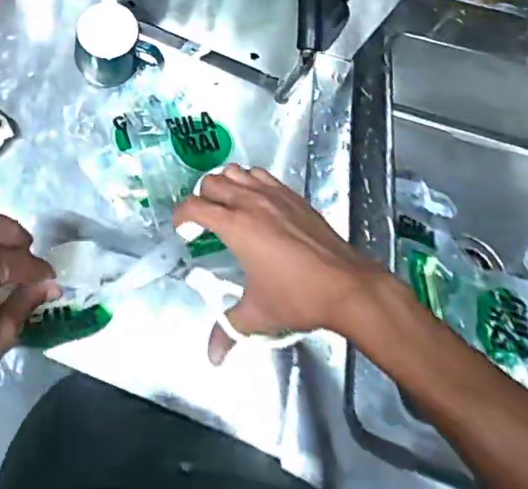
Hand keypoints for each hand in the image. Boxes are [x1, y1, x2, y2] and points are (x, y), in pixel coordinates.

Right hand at [173, 165, 385, 355]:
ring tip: (227, 205)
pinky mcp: (291, 195)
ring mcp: (272, 194)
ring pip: (236, 172)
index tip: (182, 229)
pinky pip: (261, 174)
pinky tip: (255, 200)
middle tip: (204, 220)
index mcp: (235, 226)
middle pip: (212, 182)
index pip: (195, 206)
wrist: (345, 285)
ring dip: (224, 184)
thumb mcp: (257, 315)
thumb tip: (212, 356)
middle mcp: (250, 202)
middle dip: (201, 198)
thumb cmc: (297, 297)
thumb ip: (228, 329)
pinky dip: (249, 180)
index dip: (181, 215)